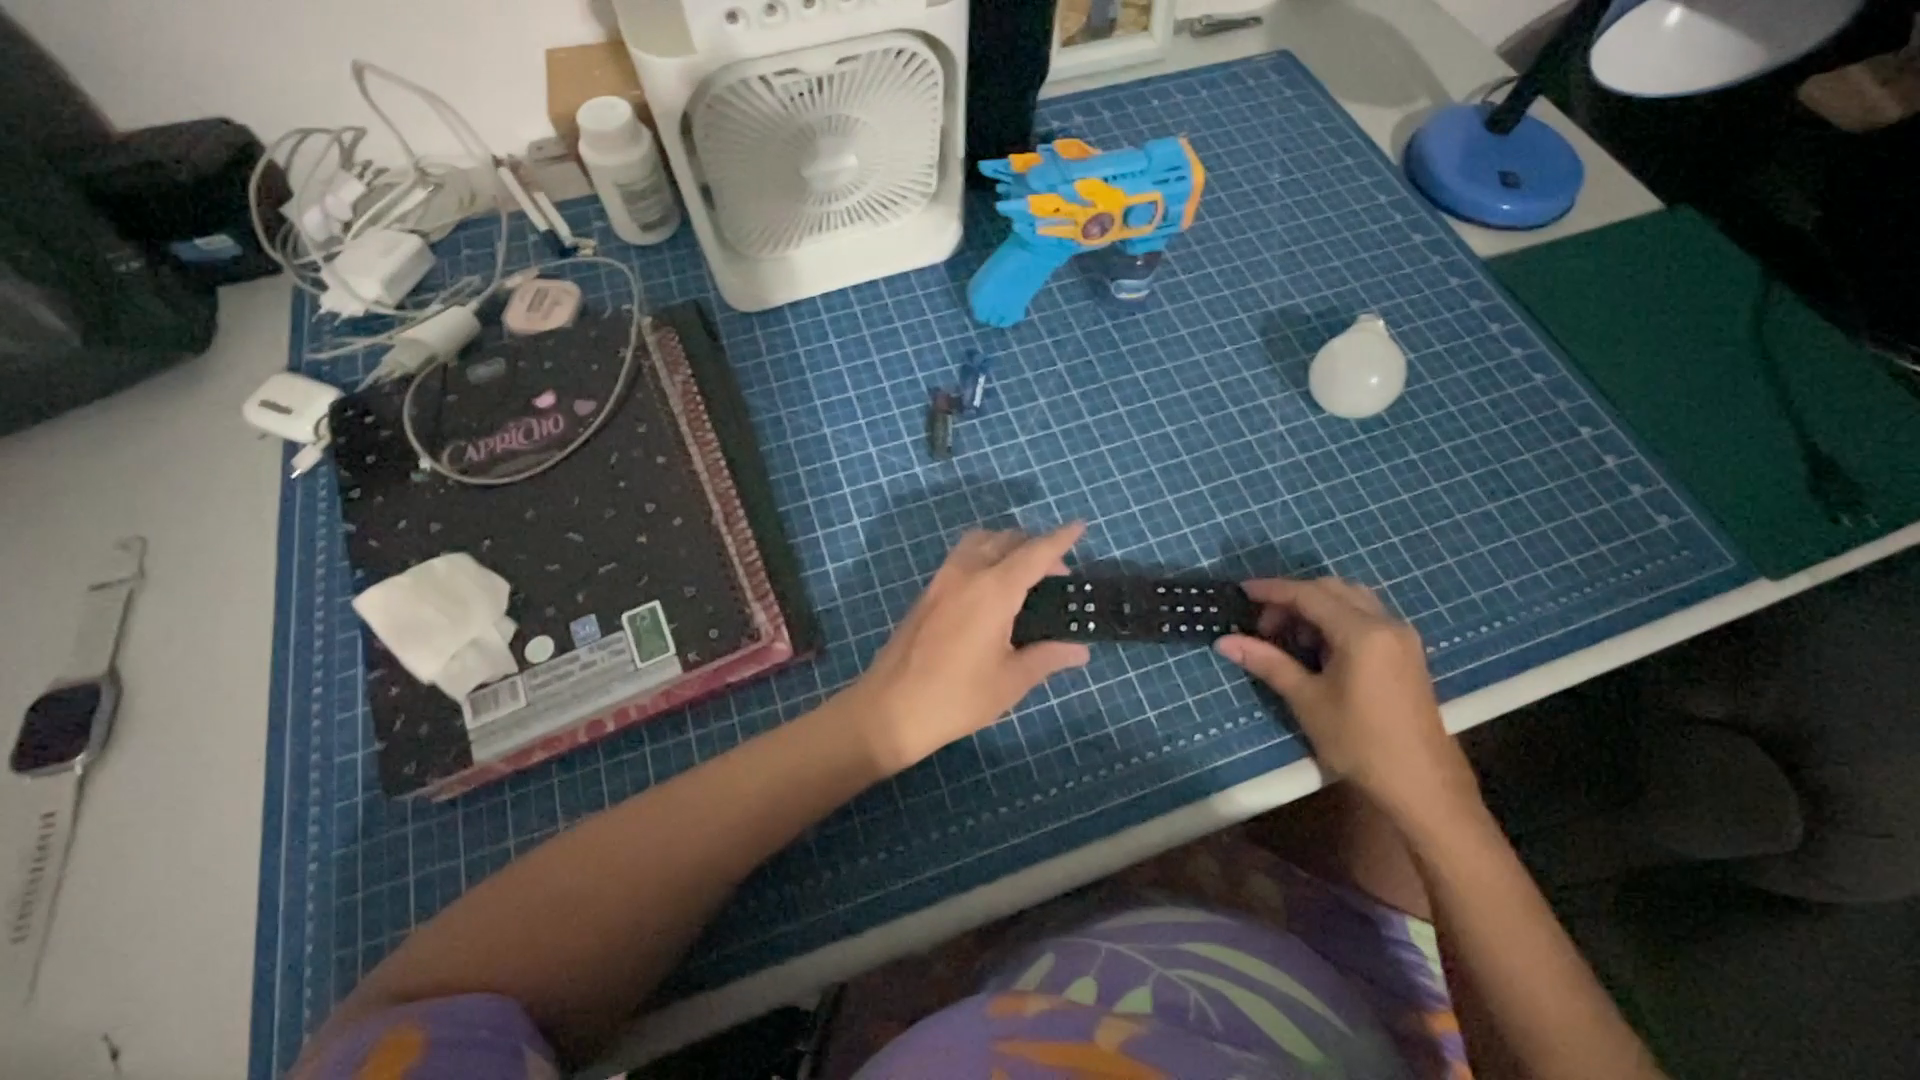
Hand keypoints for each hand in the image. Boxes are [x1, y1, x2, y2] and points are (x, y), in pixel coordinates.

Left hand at [837, 524, 1091, 774]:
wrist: (889, 710)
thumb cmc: (957, 698)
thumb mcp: (1011, 681)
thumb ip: (1047, 657)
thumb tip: (1078, 650)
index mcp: (993, 590)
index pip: (1035, 553)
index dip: (1061, 539)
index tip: (1081, 527)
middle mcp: (966, 573)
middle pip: (1006, 539)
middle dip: (1035, 545)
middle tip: (1056, 575)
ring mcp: (941, 581)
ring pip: (979, 543)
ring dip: (1005, 546)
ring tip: (1024, 578)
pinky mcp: (926, 595)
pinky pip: (962, 559)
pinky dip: (984, 558)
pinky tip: (992, 592)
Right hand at [1215, 577, 1477, 820]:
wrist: (1420, 782)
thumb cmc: (1359, 741)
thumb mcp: (1307, 700)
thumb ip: (1267, 662)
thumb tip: (1225, 641)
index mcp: (1362, 632)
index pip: (1309, 594)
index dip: (1272, 590)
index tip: (1241, 592)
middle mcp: (1387, 623)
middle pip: (1332, 590)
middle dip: (1294, 599)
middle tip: (1264, 627)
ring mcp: (1401, 636)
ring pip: (1352, 600)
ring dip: (1317, 608)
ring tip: (1291, 640)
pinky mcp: (1406, 652)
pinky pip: (1367, 617)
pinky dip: (1337, 620)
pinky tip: (1320, 650)